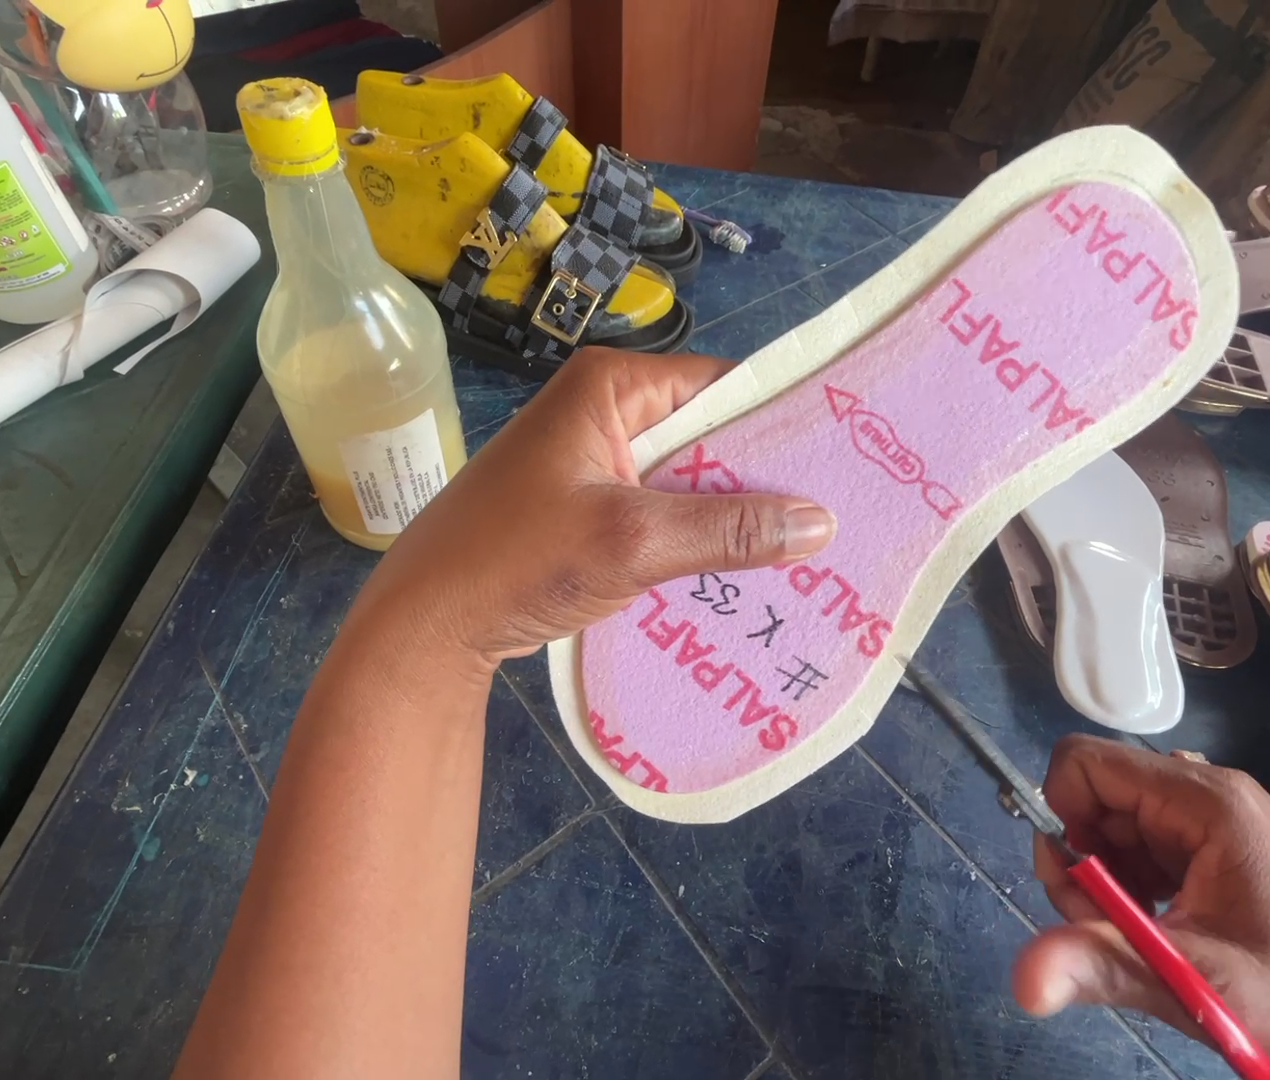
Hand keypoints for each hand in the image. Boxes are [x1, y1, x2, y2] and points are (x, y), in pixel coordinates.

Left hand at [353, 347, 835, 669]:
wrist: (428, 623)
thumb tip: (822, 522)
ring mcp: (593, 463)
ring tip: (803, 547)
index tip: (841, 460)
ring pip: (685, 480)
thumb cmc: (519, 560)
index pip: (721, 386)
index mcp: (611, 388)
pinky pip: (659, 513)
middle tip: (834, 514)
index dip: (780, 421)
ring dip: (729, 515)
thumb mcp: (631, 540)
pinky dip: (693, 538)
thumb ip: (727, 528)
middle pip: (706, 435)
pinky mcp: (587, 508)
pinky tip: (739, 571)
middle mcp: (604, 412)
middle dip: (760, 477)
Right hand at [1013, 736, 1269, 1079]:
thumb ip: (1105, 964)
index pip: (1085, 761)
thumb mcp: (1205, 985)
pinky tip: (1158, 935)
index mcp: (1205, 801)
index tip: (1075, 877)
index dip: (1059, 810)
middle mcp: (1203, 797)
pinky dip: (1125, 892)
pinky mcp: (1212, 858)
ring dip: (1100, 883)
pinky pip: (1135, 853)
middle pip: (1092, 799)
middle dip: (1081, 861)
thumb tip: (1020, 983)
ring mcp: (1209, 827)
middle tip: (1107, 925)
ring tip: (1139, 940)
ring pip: (1108, 830)